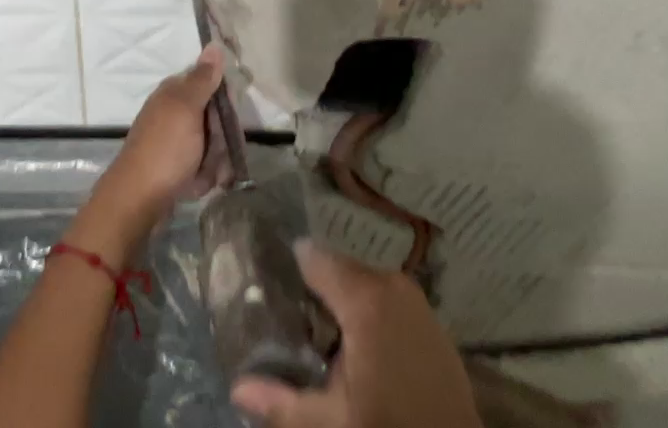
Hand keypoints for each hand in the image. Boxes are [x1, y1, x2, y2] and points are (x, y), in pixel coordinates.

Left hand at [69, 44, 226, 257]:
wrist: (138, 199)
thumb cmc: (165, 149)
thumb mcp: (186, 108)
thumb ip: (202, 79)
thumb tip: (213, 44)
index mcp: (173, 94)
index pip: (211, 85)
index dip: (224, 103)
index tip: (230, 119)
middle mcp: (172, 113)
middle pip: (215, 119)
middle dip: (221, 139)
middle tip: (215, 152)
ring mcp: (173, 141)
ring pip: (212, 146)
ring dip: (214, 162)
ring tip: (203, 174)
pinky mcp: (175, 166)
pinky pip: (201, 167)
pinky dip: (202, 177)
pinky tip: (195, 186)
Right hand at [231, 242, 481, 427]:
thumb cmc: (391, 426)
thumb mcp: (332, 423)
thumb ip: (281, 402)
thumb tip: (237, 389)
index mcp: (366, 299)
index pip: (313, 257)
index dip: (285, 266)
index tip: (262, 278)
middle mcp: (393, 286)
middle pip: (336, 270)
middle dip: (310, 291)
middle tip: (284, 316)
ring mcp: (416, 301)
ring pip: (361, 285)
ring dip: (338, 303)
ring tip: (314, 333)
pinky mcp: (430, 320)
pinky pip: (384, 300)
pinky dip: (365, 313)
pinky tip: (350, 344)